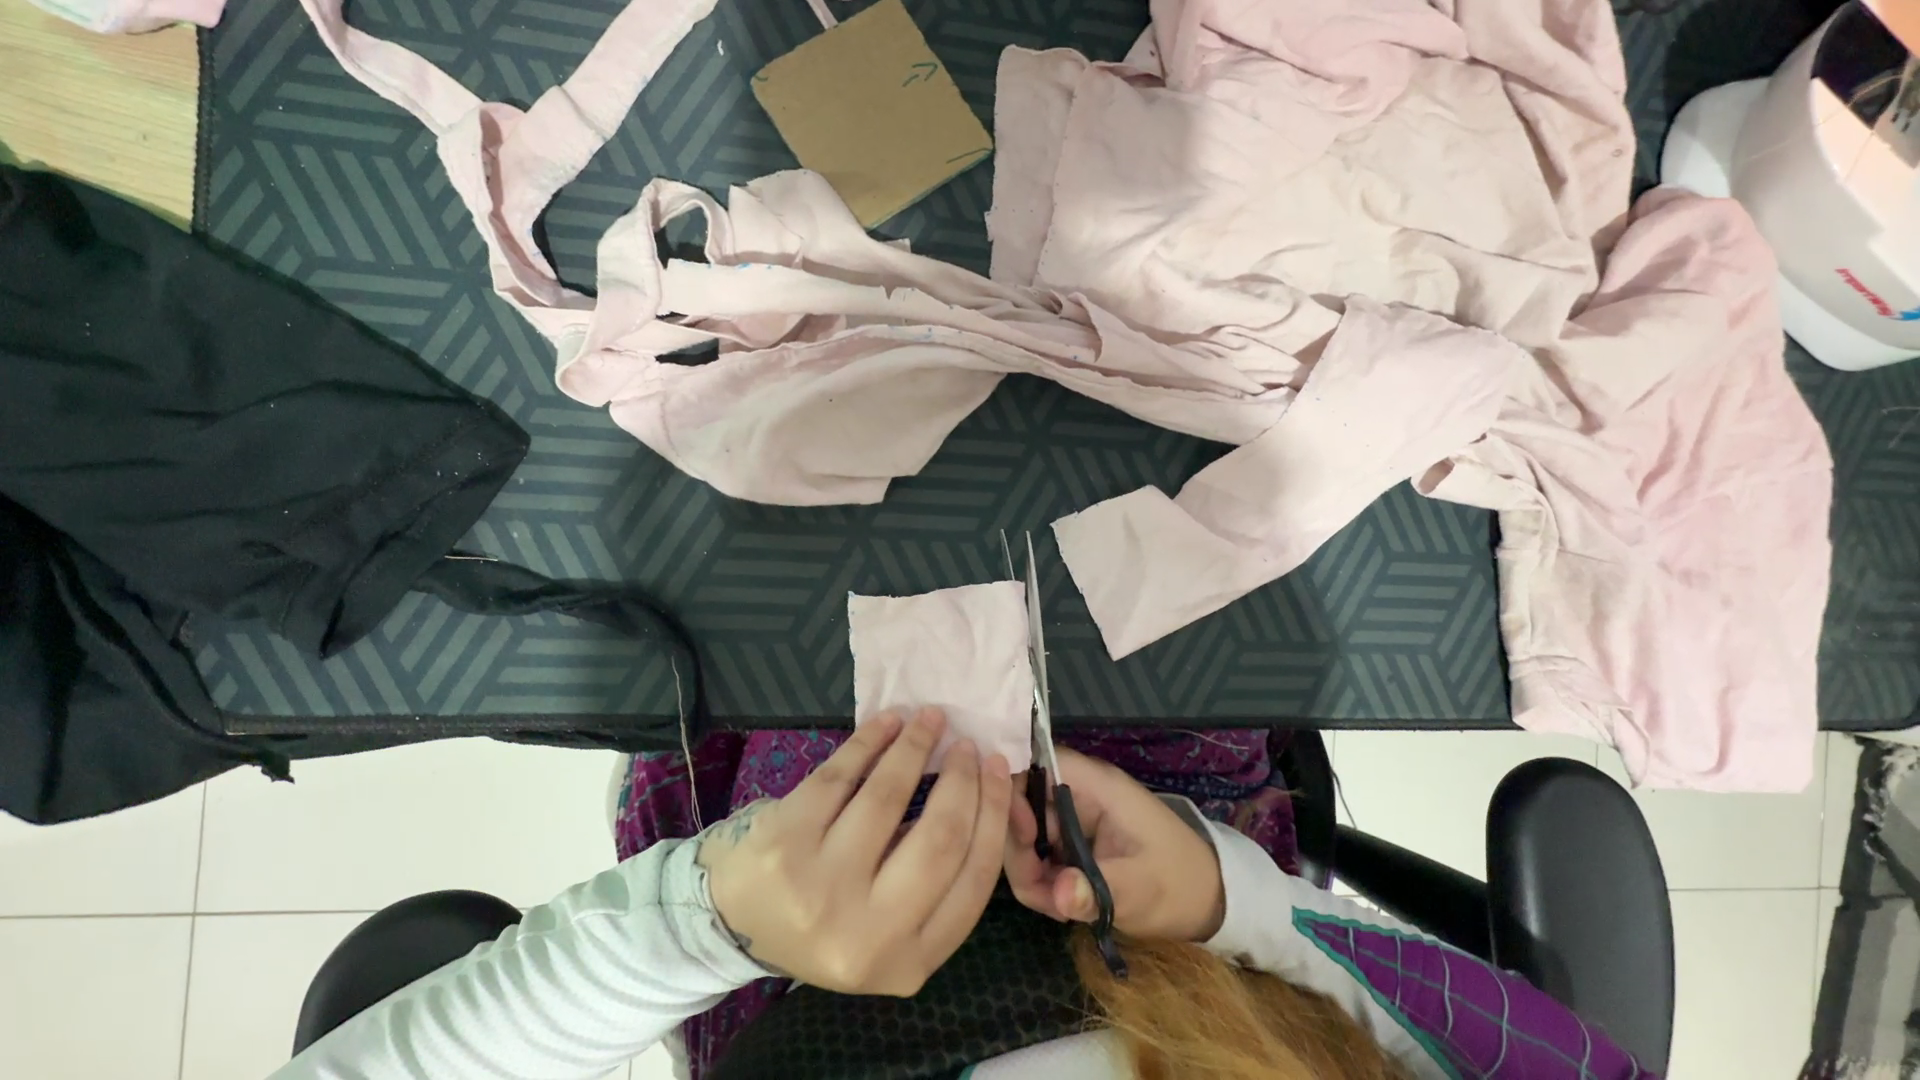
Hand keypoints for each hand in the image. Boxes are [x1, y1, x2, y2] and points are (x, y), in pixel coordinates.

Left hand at [697, 708, 1013, 995]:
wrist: (731, 924)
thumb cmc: (824, 919)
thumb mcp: (887, 929)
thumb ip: (931, 883)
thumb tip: (974, 788)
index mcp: (906, 963)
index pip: (974, 880)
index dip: (993, 815)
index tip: (999, 772)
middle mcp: (867, 933)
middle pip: (940, 839)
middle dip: (962, 781)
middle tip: (968, 745)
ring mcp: (822, 887)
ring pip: (888, 797)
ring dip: (916, 747)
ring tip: (929, 720)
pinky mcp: (785, 842)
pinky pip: (841, 776)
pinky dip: (870, 740)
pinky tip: (888, 723)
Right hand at [1003, 746, 1224, 941]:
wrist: (1207, 900)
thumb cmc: (1178, 883)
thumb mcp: (1140, 890)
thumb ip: (1095, 891)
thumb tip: (1058, 895)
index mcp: (1094, 786)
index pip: (1034, 762)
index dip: (1014, 793)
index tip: (1025, 840)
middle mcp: (1075, 794)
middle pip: (1018, 803)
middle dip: (1022, 851)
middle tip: (1044, 892)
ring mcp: (1069, 819)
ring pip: (1021, 835)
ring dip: (1031, 875)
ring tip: (1061, 906)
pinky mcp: (1068, 842)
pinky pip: (1035, 856)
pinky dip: (1041, 883)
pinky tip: (1065, 905)